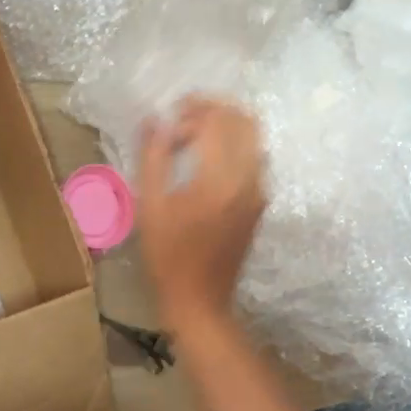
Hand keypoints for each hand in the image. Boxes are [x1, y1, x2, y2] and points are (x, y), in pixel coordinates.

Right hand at [136, 96, 266, 328]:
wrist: (200, 300)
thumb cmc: (167, 259)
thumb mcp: (150, 208)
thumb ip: (152, 159)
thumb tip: (154, 121)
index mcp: (219, 178)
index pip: (215, 121)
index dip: (191, 112)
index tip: (167, 121)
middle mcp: (248, 178)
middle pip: (243, 120)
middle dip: (213, 110)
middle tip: (183, 116)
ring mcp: (259, 190)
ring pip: (253, 136)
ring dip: (226, 125)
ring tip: (193, 135)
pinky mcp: (260, 202)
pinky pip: (254, 158)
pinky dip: (233, 145)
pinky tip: (206, 159)